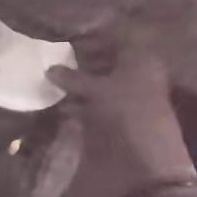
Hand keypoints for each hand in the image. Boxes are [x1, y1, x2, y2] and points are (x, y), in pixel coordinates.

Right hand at [49, 48, 196, 182]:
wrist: (146, 163)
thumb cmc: (127, 115)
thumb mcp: (98, 91)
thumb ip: (74, 78)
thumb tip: (49, 69)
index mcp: (141, 60)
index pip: (118, 36)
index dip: (93, 34)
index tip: (66, 33)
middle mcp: (138, 75)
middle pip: (108, 59)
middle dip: (81, 58)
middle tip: (54, 56)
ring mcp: (127, 98)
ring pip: (100, 82)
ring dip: (77, 82)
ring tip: (51, 80)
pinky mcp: (117, 119)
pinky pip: (95, 103)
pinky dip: (79, 102)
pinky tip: (59, 104)